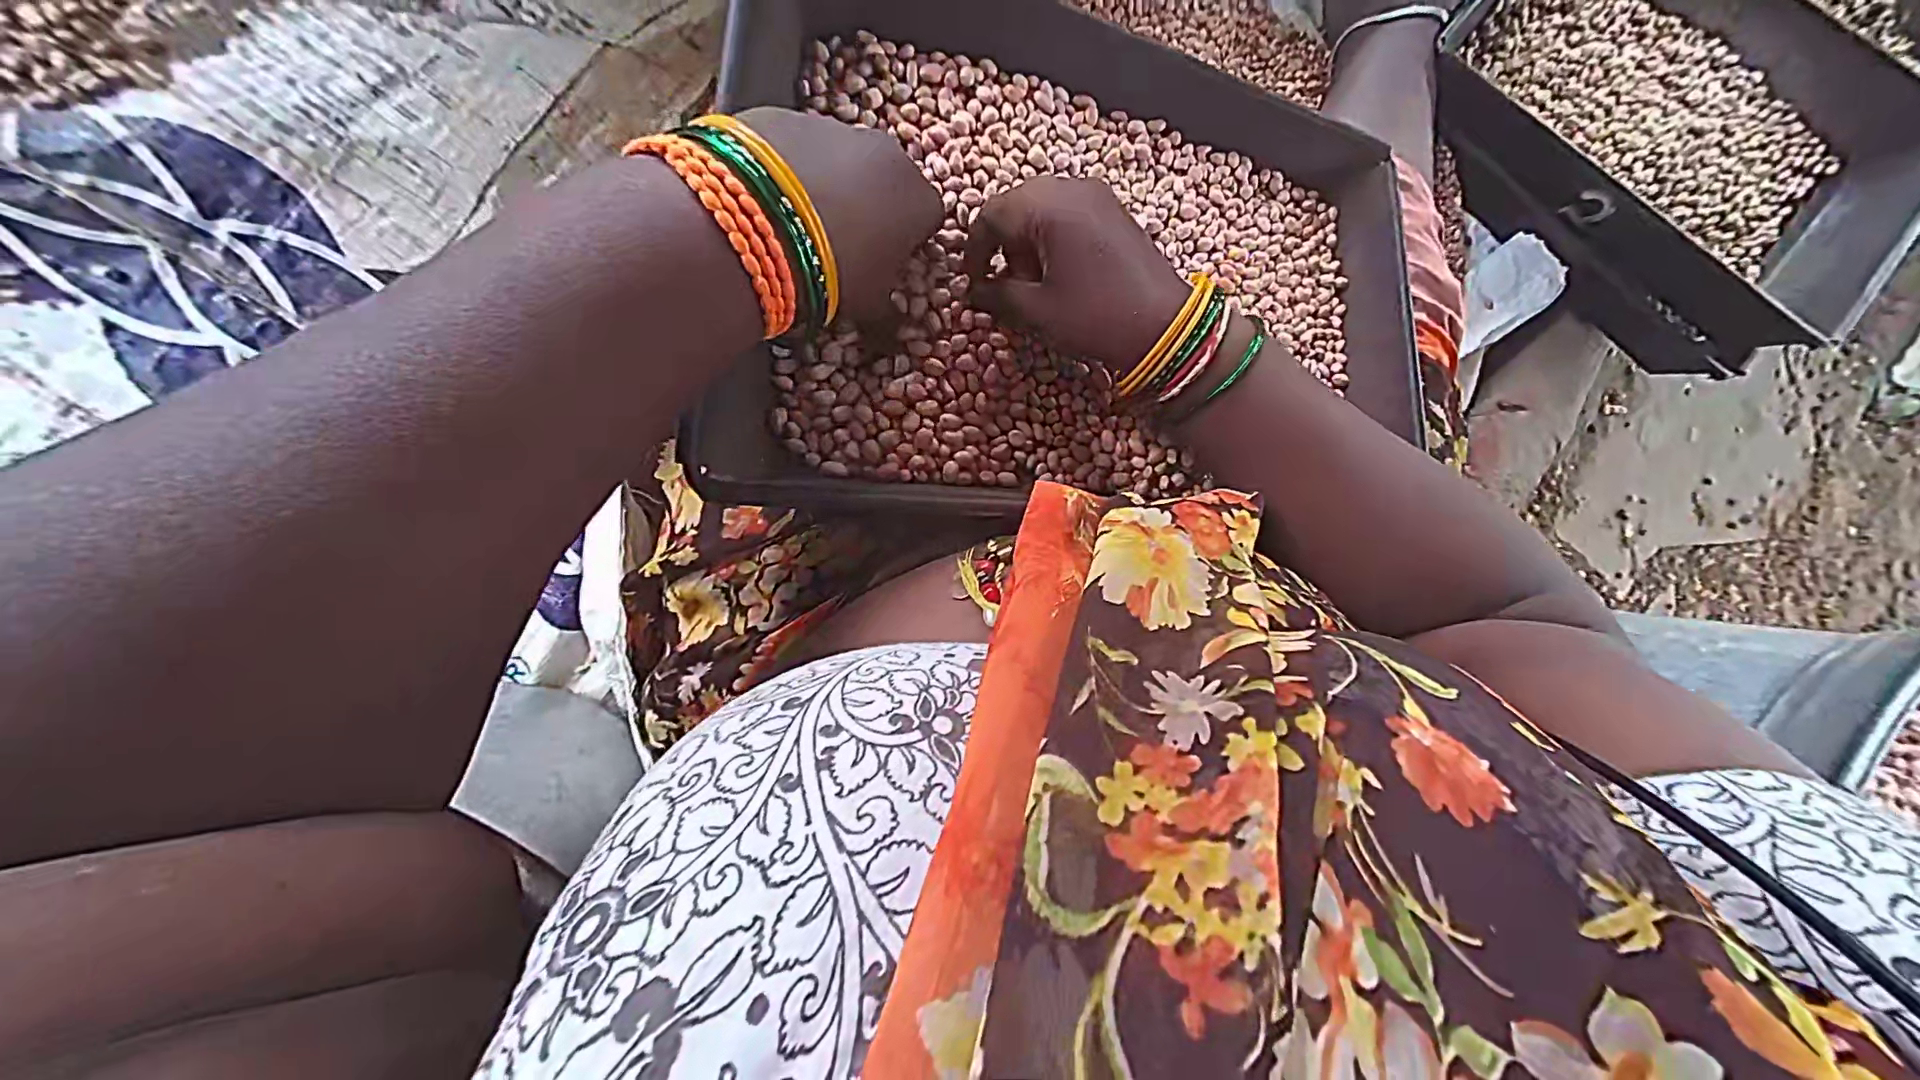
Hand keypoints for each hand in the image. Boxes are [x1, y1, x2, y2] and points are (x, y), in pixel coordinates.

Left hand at [741, 107, 941, 321]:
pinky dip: (787, 167)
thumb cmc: (835, 271)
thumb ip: (888, 312)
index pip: (927, 218)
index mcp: (919, 199)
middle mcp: (887, 152)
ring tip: (799, 221)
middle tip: (842, 242)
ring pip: (841, 158)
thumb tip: (892, 327)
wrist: (760, 222)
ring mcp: (836, 127)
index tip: (887, 259)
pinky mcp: (786, 115)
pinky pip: (795, 145)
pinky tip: (768, 199)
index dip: (908, 240)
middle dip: (871, 206)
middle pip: (886, 181)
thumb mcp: (868, 305)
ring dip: (828, 184)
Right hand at [959, 177, 1189, 370]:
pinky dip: (1052, 239)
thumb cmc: (1095, 318)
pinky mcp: (1113, 212)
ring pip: (1042, 209)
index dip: (974, 250)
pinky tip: (1059, 275)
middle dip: (1003, 245)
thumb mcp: (1037, 311)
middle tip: (1006, 285)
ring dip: (1027, 243)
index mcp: (1049, 206)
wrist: (1164, 327)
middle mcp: (1073, 189)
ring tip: (1036, 284)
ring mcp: (1097, 197)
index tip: (973, 281)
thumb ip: (997, 295)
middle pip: (1017, 206)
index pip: (991, 214)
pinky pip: (1068, 214)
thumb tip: (975, 292)